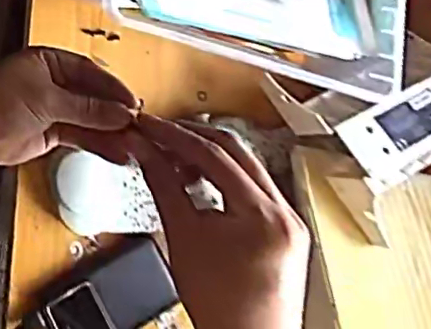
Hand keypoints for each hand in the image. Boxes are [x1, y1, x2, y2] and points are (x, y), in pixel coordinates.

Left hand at [0, 47, 138, 166]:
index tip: (135, 103)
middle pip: (91, 95)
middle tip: (143, 129)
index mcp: (48, 61)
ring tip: (138, 147)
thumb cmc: (2, 101)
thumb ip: (86, 108)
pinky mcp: (51, 131)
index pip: (88, 70)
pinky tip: (119, 155)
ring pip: (89, 118)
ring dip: (111, 131)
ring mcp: (52, 107)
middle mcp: (52, 81)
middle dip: (115, 111)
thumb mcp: (47, 100)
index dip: (112, 86)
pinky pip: (80, 135)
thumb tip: (122, 113)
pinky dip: (98, 144)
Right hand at [127, 115, 308, 328]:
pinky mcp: (283, 231)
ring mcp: (288, 223)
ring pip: (243, 165)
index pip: (213, 153)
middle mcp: (285, 215)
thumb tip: (143, 147)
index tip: (147, 125)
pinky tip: (194, 178)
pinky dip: (219, 174)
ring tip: (171, 155)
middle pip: (234, 150)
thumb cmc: (222, 305)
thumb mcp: (181, 232)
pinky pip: (250, 185)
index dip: (173, 133)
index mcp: (265, 215)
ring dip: (205, 153)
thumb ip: (161, 180)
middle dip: (190, 136)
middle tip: (157, 132)